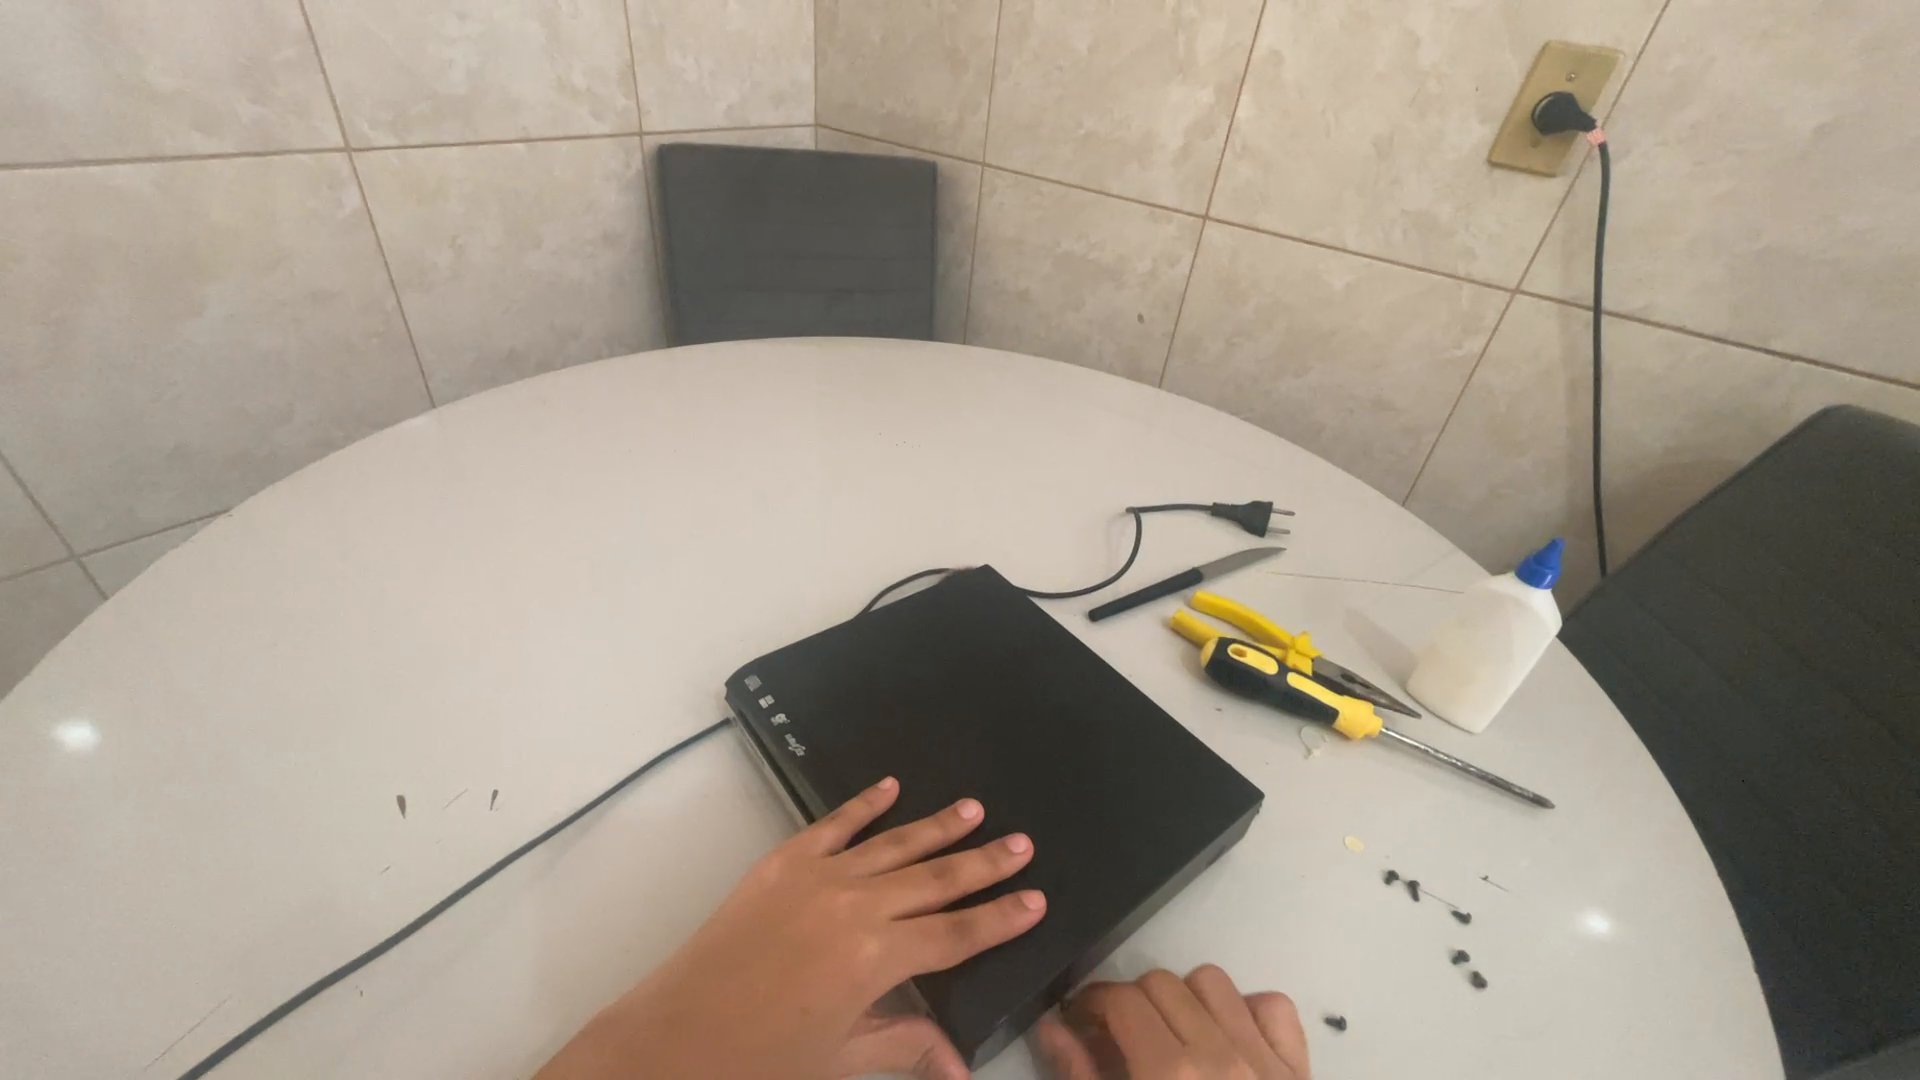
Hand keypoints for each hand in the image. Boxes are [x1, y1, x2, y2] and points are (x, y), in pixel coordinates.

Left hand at [534, 777, 1045, 1079]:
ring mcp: (821, 874)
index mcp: (876, 958)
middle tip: (1024, 843)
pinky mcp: (787, 859)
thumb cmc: (762, 1060)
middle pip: (936, 880)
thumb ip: (904, 1046)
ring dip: (937, 827)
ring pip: (895, 844)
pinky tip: (892, 785)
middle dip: (984, 864)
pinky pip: (836, 823)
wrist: (674, 1038)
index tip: (1036, 899)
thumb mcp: (840, 1059)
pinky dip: (865, 803)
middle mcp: (858, 905)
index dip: (999, 919)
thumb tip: (962, 1065)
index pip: (955, 934)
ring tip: (975, 809)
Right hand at [1034, 966, 1308, 1079]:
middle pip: (1161, 983)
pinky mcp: (1300, 1072)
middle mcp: (1220, 1056)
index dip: (1091, 1004)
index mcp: (1170, 1075)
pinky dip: (1247, 1013)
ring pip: (1212, 983)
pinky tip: (1228, 1041)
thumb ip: (1082, 1079)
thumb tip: (1052, 1028)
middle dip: (1131, 1003)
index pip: (1121, 1000)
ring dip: (1185, 999)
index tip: (1080, 1024)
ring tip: (1173, 1035)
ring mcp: (1265, 1061)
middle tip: (1119, 1038)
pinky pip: (1273, 1007)